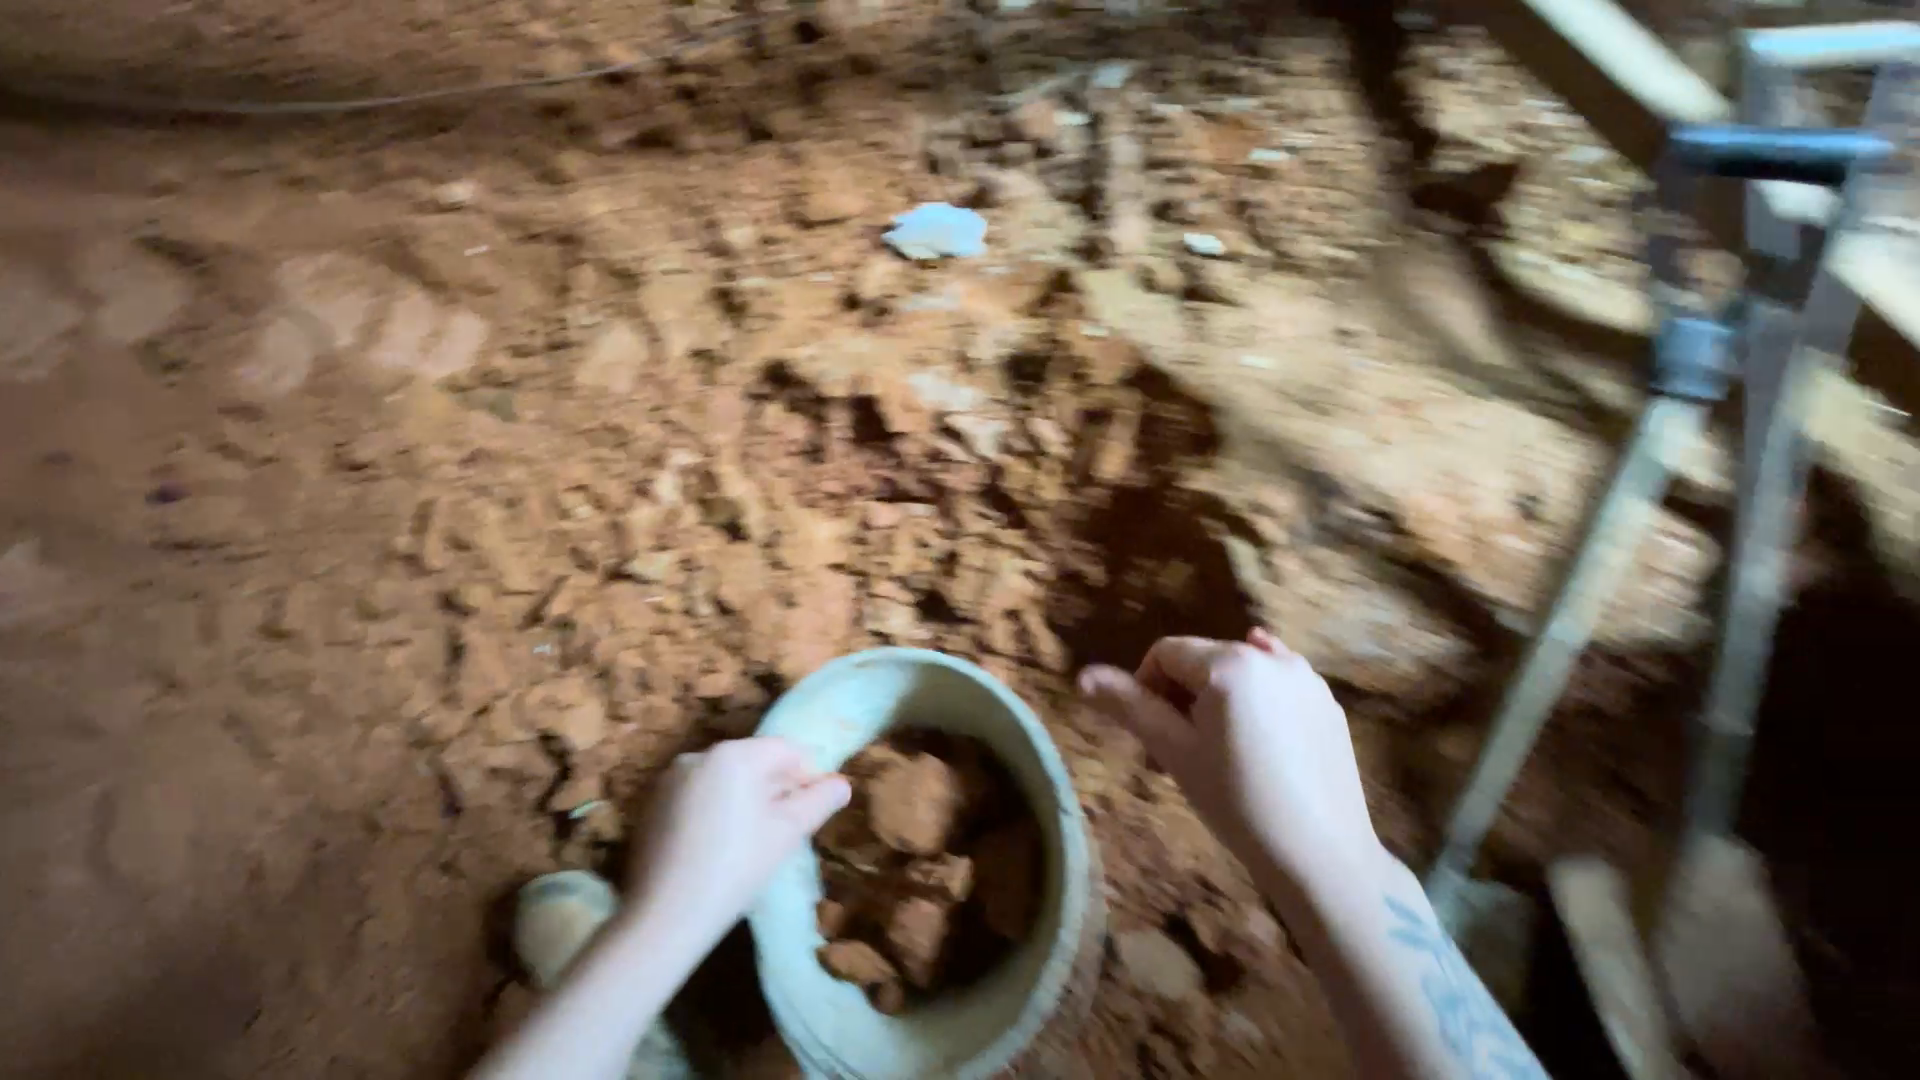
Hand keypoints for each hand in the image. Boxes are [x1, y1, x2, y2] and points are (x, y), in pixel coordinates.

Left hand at [626, 737, 850, 934]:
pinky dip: (717, 810)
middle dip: (777, 787)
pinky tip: (720, 847)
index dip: (808, 775)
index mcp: (734, 754)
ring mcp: (670, 780)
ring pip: (726, 779)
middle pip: (754, 761)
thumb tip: (843, 784)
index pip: (786, 749)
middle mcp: (699, 756)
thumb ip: (820, 801)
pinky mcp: (653, 805)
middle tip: (788, 828)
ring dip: (747, 798)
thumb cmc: (737, 866)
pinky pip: (699, 795)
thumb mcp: (788, 832)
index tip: (814, 809)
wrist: (664, 916)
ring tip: (755, 840)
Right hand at [1079, 629, 1383, 898]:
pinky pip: (1277, 685)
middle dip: (1182, 694)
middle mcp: (1271, 656)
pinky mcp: (1328, 703)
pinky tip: (1259, 742)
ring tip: (1222, 751)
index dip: (1146, 687)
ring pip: (1241, 670)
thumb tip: (1083, 676)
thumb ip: (1129, 706)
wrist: (1322, 856)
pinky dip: (1257, 701)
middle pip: (1204, 658)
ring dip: (1219, 697)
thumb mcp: (1174, 752)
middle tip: (1182, 749)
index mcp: (1228, 663)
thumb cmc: (1236, 802)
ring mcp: (1306, 678)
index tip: (1152, 734)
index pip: (1165, 652)